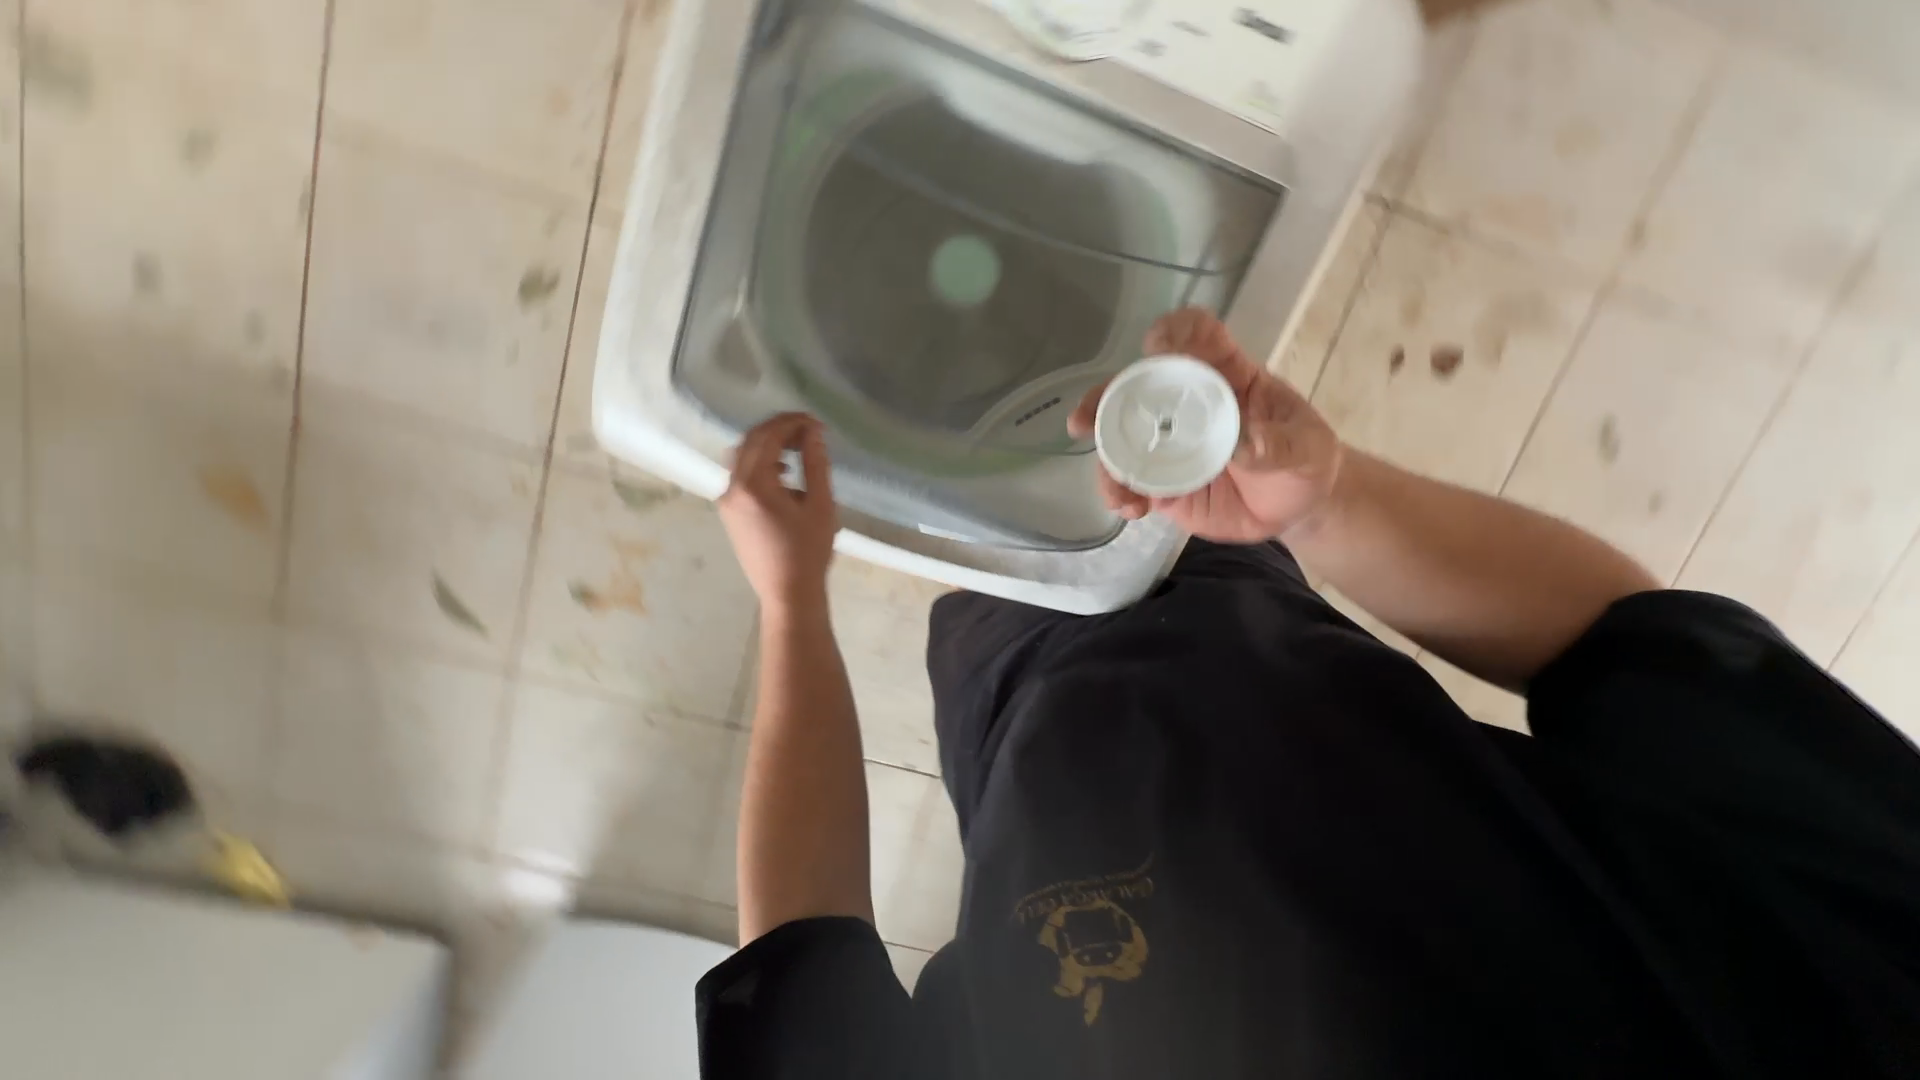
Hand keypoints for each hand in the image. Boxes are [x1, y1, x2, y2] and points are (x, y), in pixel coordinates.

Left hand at [718, 413, 838, 613]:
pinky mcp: (730, 514)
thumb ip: (815, 464)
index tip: (817, 424)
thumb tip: (813, 432)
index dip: (792, 423)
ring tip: (799, 449)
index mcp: (753, 485)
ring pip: (743, 457)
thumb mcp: (820, 505)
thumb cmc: (808, 552)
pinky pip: (742, 476)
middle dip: (779, 430)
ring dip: (769, 446)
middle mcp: (732, 488)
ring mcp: (727, 502)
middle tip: (809, 430)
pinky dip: (761, 465)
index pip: (767, 436)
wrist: (787, 594)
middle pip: (750, 442)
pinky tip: (785, 476)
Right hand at [1068, 308, 1342, 543]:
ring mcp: (1167, 441)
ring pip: (1119, 437)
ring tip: (1119, 493)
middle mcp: (1185, 402)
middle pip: (1134, 385)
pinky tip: (1132, 510)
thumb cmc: (1304, 460)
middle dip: (1103, 397)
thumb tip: (1246, 445)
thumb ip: (1279, 445)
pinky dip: (1120, 493)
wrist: (1296, 506)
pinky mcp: (1159, 480)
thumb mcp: (1306, 448)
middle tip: (1086, 421)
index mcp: (1224, 375)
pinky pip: (1127, 481)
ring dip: (1105, 459)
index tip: (1156, 347)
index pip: (1197, 336)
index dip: (1175, 333)